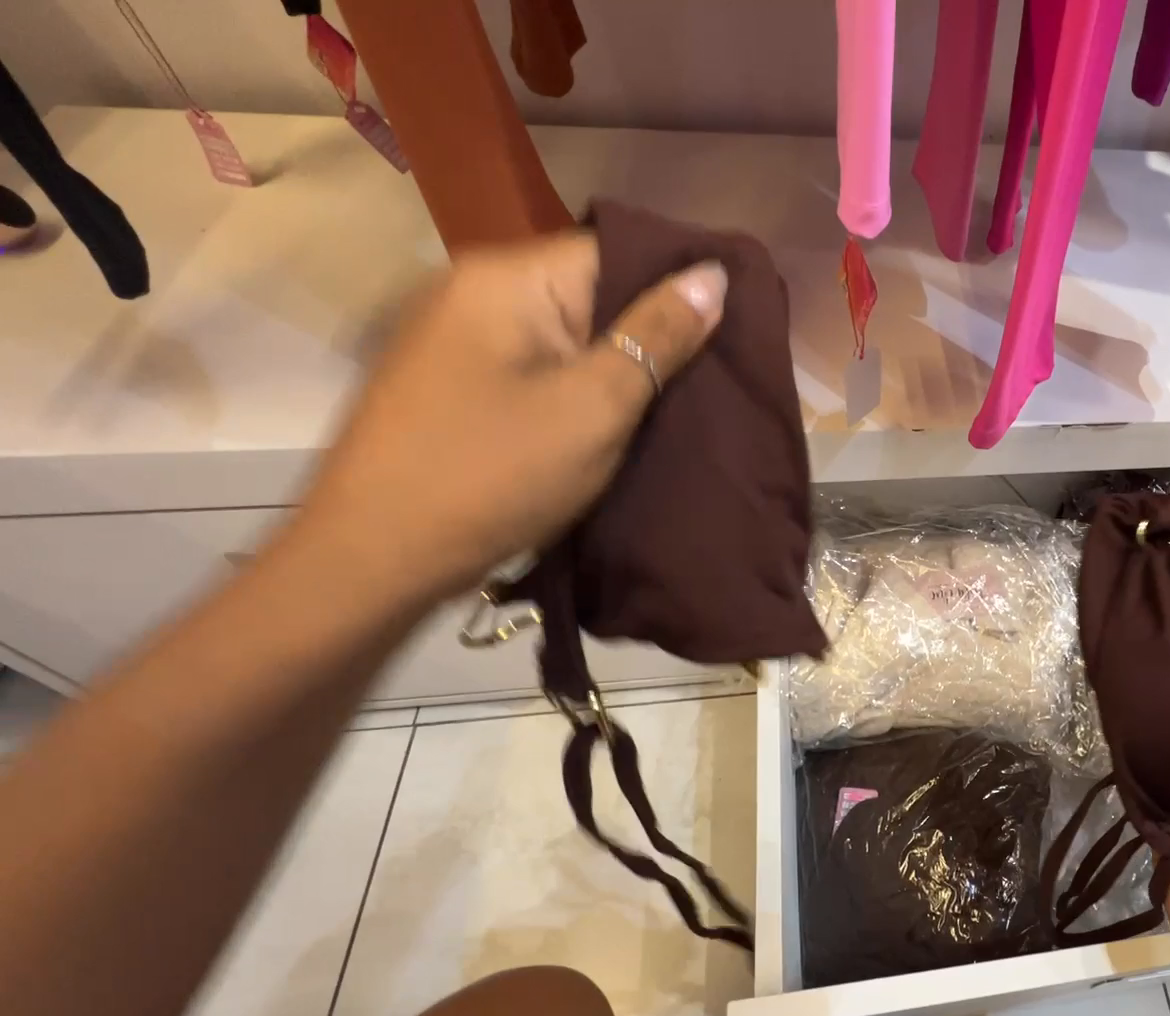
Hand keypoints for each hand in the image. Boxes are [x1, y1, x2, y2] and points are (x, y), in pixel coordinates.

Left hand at [291, 232, 726, 606]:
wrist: (375, 558)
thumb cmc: (495, 474)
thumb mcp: (595, 406)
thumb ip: (657, 337)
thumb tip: (714, 274)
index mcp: (508, 278)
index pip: (617, 248)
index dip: (680, 280)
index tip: (739, 319)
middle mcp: (477, 289)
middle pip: (593, 289)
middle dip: (656, 326)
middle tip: (723, 365)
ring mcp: (461, 336)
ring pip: (571, 332)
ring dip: (624, 359)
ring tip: (687, 390)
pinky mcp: (458, 381)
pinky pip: (544, 364)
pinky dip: (586, 382)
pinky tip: (623, 411)